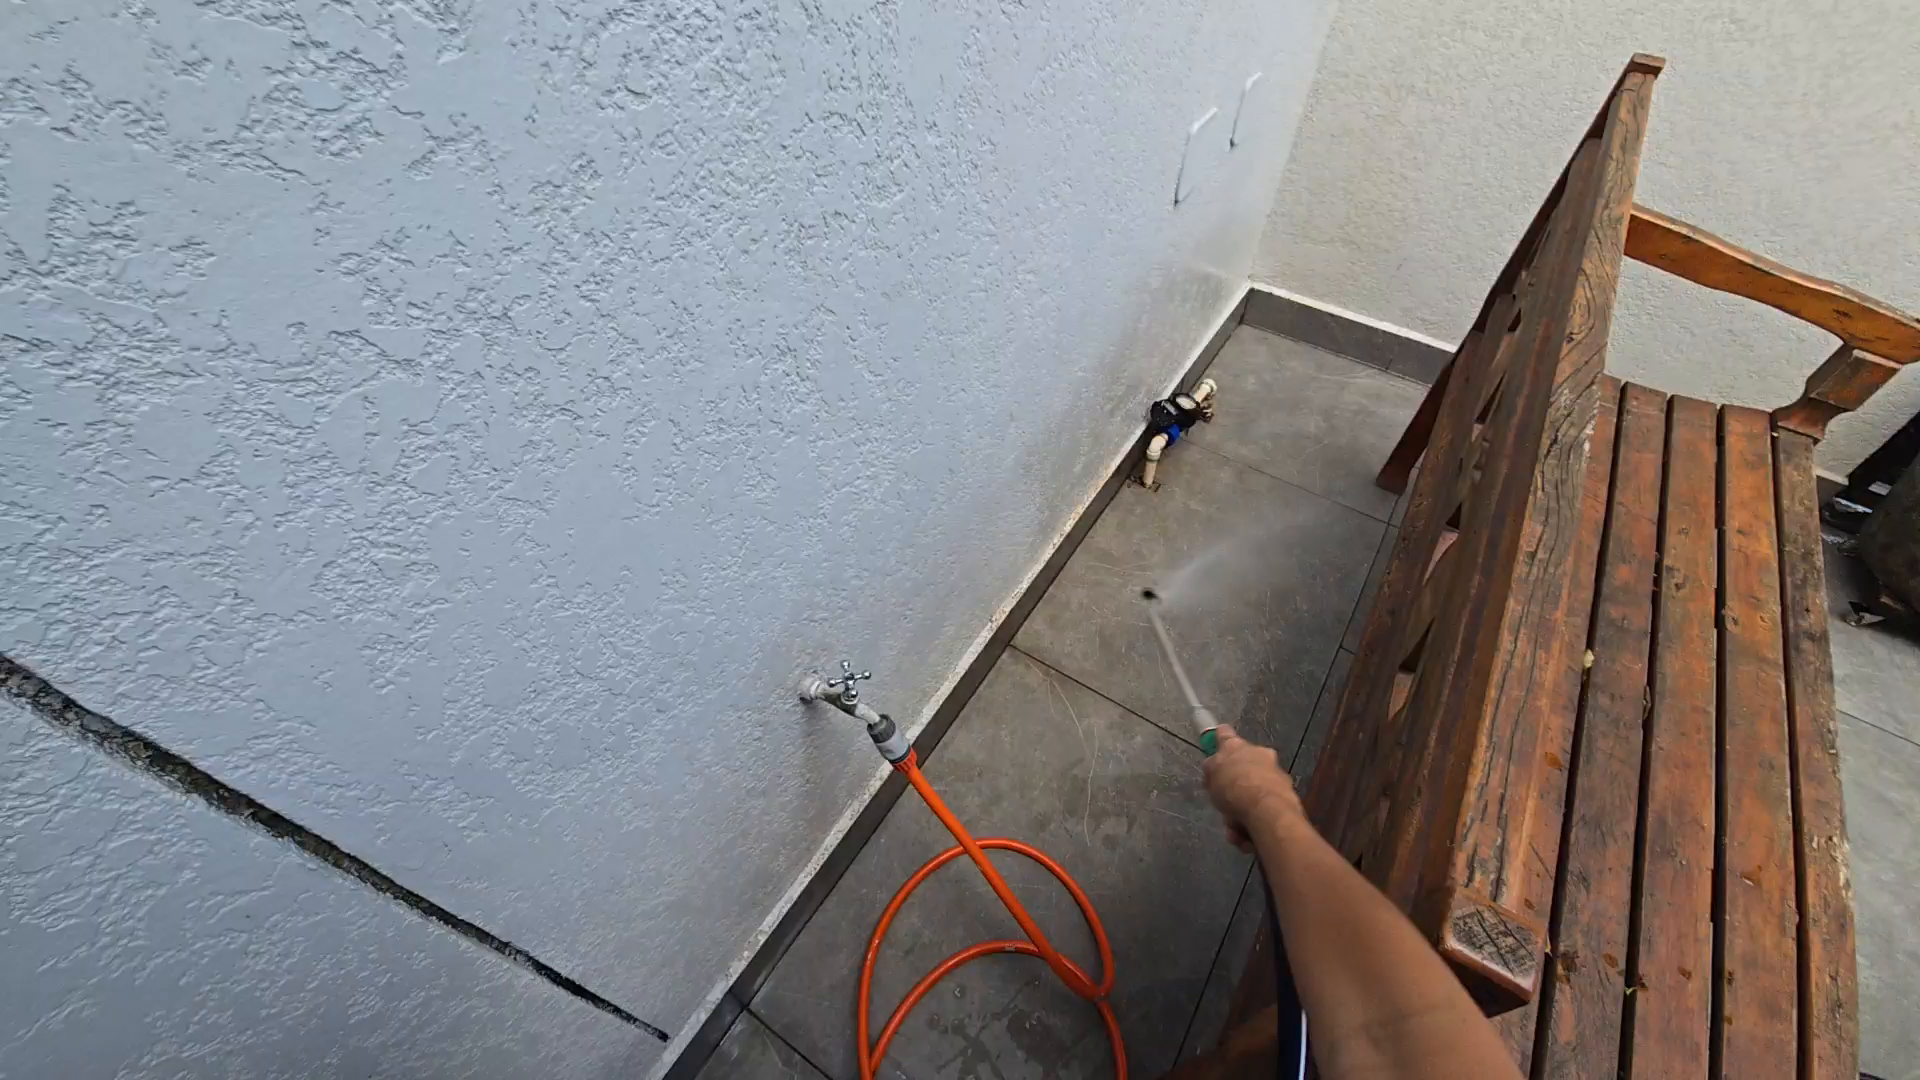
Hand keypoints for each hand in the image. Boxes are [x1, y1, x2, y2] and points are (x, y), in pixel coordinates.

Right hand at [1201, 725, 1302, 851]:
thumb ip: (1213, 770)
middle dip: (1235, 787)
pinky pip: (1265, 809)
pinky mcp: (1288, 797)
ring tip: (1234, 828)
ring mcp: (1276, 775)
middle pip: (1243, 768)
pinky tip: (1246, 836)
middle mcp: (1260, 755)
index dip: (1218, 739)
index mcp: (1236, 746)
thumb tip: (1214, 767)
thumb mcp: (1211, 778)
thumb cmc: (1234, 788)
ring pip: (1254, 792)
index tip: (1215, 744)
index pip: (1224, 734)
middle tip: (1226, 804)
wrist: (1267, 811)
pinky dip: (1255, 821)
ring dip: (1243, 811)